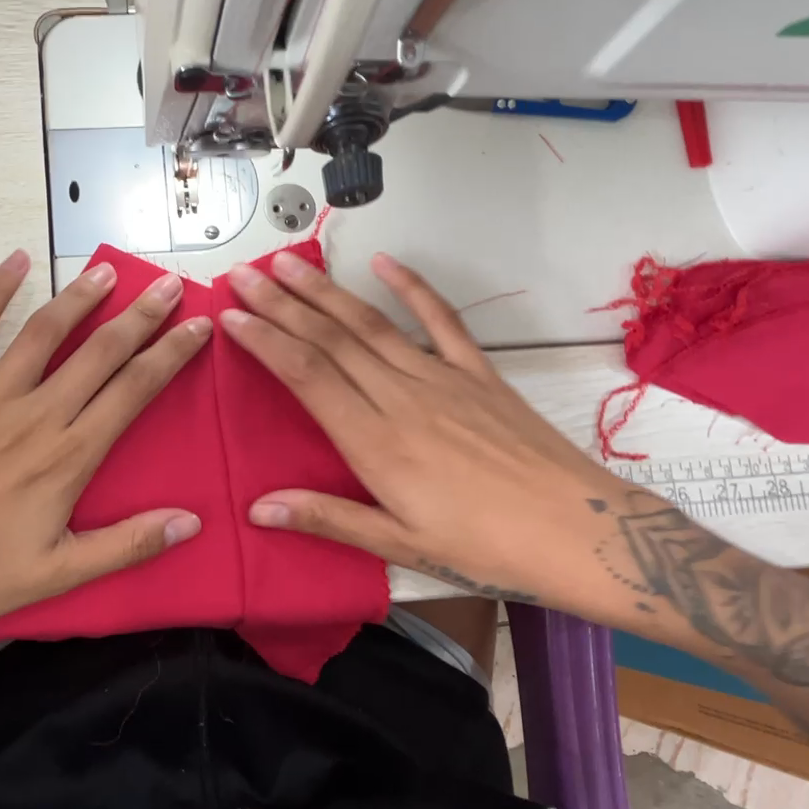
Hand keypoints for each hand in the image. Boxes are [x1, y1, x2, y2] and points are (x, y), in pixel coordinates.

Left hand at [0, 250, 210, 635]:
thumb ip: (128, 543)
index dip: (172, 354)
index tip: (198, 326)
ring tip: (109, 271)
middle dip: (141, 315)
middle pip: (100, 352)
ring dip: (80, 297)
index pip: (134, 390)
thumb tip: (191, 521)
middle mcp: (35, 415)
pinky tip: (15, 262)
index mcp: (69, 456)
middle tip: (169, 284)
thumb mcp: (59, 573)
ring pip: (43, 332)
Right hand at [218, 250, 630, 608]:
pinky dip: (413, 287)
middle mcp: (402, 398)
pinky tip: (385, 262)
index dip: (265, 342)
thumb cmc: (483, 546)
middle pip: (330, 339)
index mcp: (375, 441)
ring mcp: (442, 378)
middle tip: (243, 275)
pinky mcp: (478, 374)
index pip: (307, 376)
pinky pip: (440, 320)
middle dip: (282, 303)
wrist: (576, 531)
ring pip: (371, 324)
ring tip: (289, 262)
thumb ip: (326, 517)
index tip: (232, 317)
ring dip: (326, 290)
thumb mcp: (398, 544)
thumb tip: (258, 509)